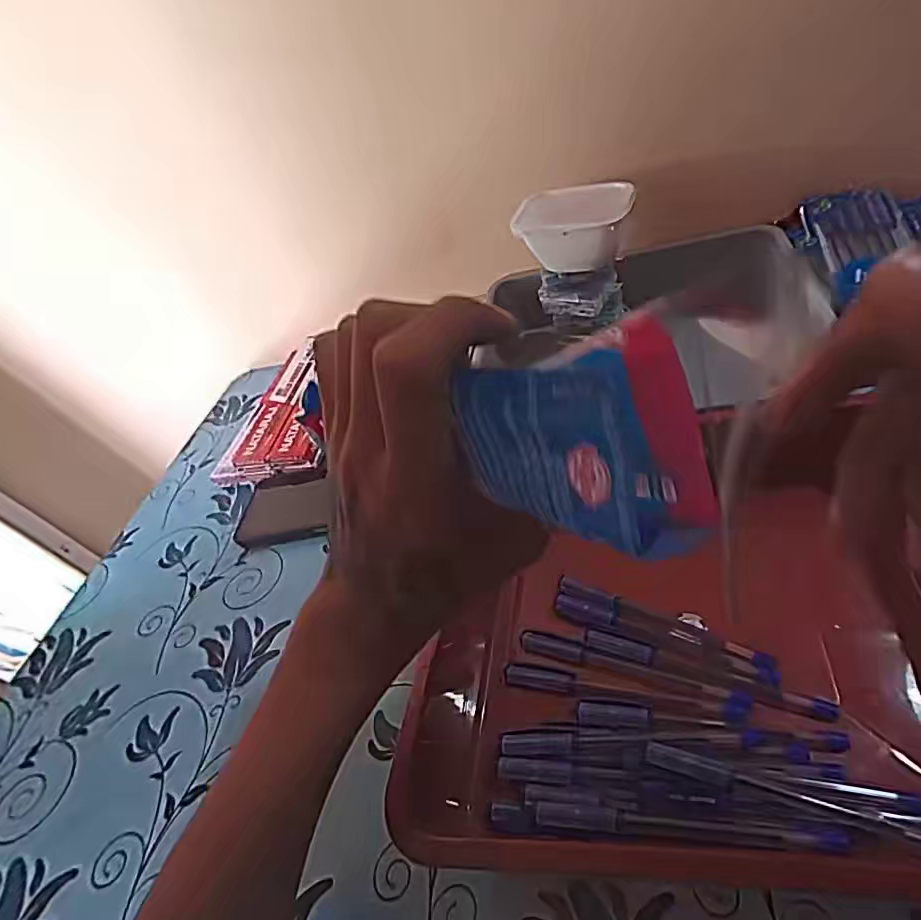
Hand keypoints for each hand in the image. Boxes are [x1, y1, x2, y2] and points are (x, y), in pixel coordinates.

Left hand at [309, 297, 548, 666]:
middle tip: (479, 338)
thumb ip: (551, 484)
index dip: (456, 323)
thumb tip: (590, 435)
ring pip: (350, 333)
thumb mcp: (519, 540)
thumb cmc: (447, 577)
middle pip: (373, 332)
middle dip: (437, 314)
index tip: (502, 332)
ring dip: (407, 320)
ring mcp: (340, 430)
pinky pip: (334, 352)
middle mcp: (368, 440)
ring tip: (447, 344)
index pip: (408, 368)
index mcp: (415, 471)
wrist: (372, 605)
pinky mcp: (330, 426)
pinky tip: (410, 359)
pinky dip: (373, 337)